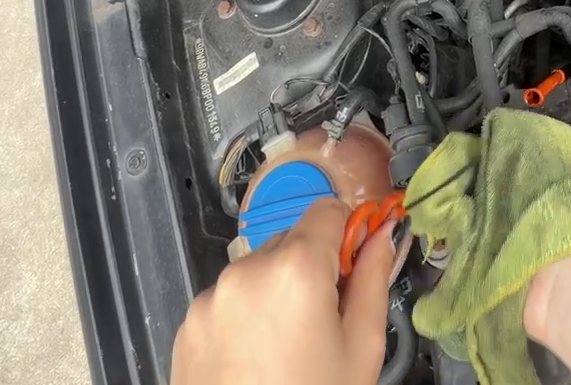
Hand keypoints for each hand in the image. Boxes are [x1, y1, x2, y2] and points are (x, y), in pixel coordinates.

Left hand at [172, 196, 397, 384]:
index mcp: (295, 265)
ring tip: (284, 347)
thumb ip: (374, 278)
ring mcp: (211, 297)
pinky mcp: (187, 325)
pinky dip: (245, 315)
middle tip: (321, 321)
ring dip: (276, 289)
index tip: (352, 270)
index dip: (347, 234)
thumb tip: (383, 232)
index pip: (329, 210)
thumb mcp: (361, 347)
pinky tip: (252, 361)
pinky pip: (228, 299)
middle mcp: (247, 267)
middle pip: (293, 240)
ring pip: (260, 269)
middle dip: (312, 267)